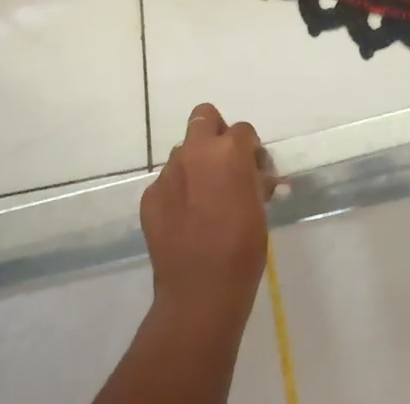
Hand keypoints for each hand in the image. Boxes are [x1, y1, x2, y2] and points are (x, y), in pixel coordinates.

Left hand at [140, 103, 274, 328]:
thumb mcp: (260, 210)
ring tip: (205, 198)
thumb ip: (255, 183)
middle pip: (204, 117)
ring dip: (196, 165)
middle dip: (216, 133)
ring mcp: (167, 174)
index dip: (251, 148)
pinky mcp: (149, 197)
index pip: (243, 130)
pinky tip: (186, 219)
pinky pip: (167, 183)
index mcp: (228, 152)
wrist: (200, 290)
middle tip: (226, 164)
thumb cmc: (242, 249)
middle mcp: (195, 153)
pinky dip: (178, 192)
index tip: (256, 170)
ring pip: (183, 152)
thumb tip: (257, 177)